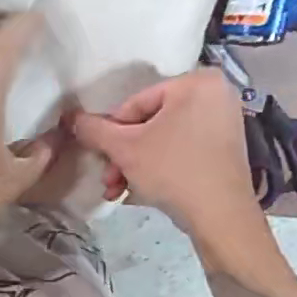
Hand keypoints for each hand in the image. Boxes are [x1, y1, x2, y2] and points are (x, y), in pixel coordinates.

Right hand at [67, 68, 260, 238]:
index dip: (111, 132)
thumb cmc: (172, 170)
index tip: (101, 157)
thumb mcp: (124, 148)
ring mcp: (224, 121)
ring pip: (161, 139)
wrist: (220, 215)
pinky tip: (138, 190)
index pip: (134, 103)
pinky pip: (180, 148)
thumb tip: (72, 118)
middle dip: (122, 154)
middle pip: (148, 122)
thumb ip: (94, 130)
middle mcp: (215, 94)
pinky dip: (158, 167)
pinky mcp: (225, 146)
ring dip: (133, 165)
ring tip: (117, 189)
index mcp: (195, 82)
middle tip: (108, 179)